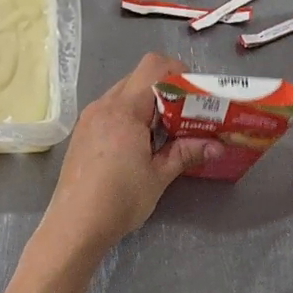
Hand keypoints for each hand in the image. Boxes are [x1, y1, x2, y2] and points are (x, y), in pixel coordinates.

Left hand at [36, 53, 219, 256]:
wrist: (74, 226)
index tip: (195, 96)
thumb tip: (218, 146)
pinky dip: (129, 118)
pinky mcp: (81, 135)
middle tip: (186, 118)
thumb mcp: (158, 176)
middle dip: (166, 92)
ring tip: (164, 135)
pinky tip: (139, 147)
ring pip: (124, 95)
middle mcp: (103, 106)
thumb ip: (186, 153)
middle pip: (139, 78)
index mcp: (124, 110)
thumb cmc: (119, 200)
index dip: (179, 73)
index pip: (154, 66)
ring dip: (147, 106)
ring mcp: (88, 119)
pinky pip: (110, 112)